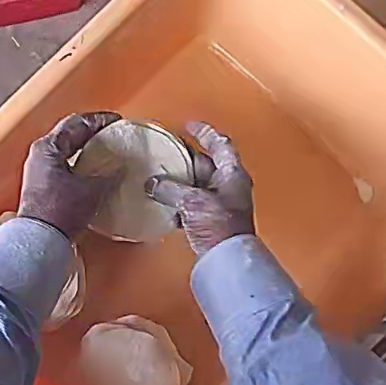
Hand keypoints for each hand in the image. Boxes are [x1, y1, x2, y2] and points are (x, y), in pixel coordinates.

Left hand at [18, 111, 122, 239]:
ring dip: (86, 149)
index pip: (76, 122)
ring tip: (106, 151)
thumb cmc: (59, 211)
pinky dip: (80, 164)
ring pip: (66, 151)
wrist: (41, 239)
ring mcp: (39, 171)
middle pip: (69, 135)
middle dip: (92, 133)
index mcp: (48, 147)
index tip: (116, 121)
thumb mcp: (93, 189)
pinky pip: (64, 166)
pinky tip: (94, 172)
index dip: (99, 120)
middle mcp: (40, 155)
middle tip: (113, 133)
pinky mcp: (42, 186)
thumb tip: (121, 167)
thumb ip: (109, 174)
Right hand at [146, 120, 253, 254]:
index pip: (220, 143)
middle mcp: (229, 185)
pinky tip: (164, 202)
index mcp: (232, 173)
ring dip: (181, 180)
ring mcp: (221, 203)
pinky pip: (193, 203)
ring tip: (160, 175)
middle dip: (187, 157)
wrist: (226, 258)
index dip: (204, 132)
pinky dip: (179, 200)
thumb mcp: (192, 201)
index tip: (189, 125)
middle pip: (207, 163)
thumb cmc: (218, 225)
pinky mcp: (212, 220)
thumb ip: (171, 189)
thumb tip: (153, 184)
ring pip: (198, 184)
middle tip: (168, 150)